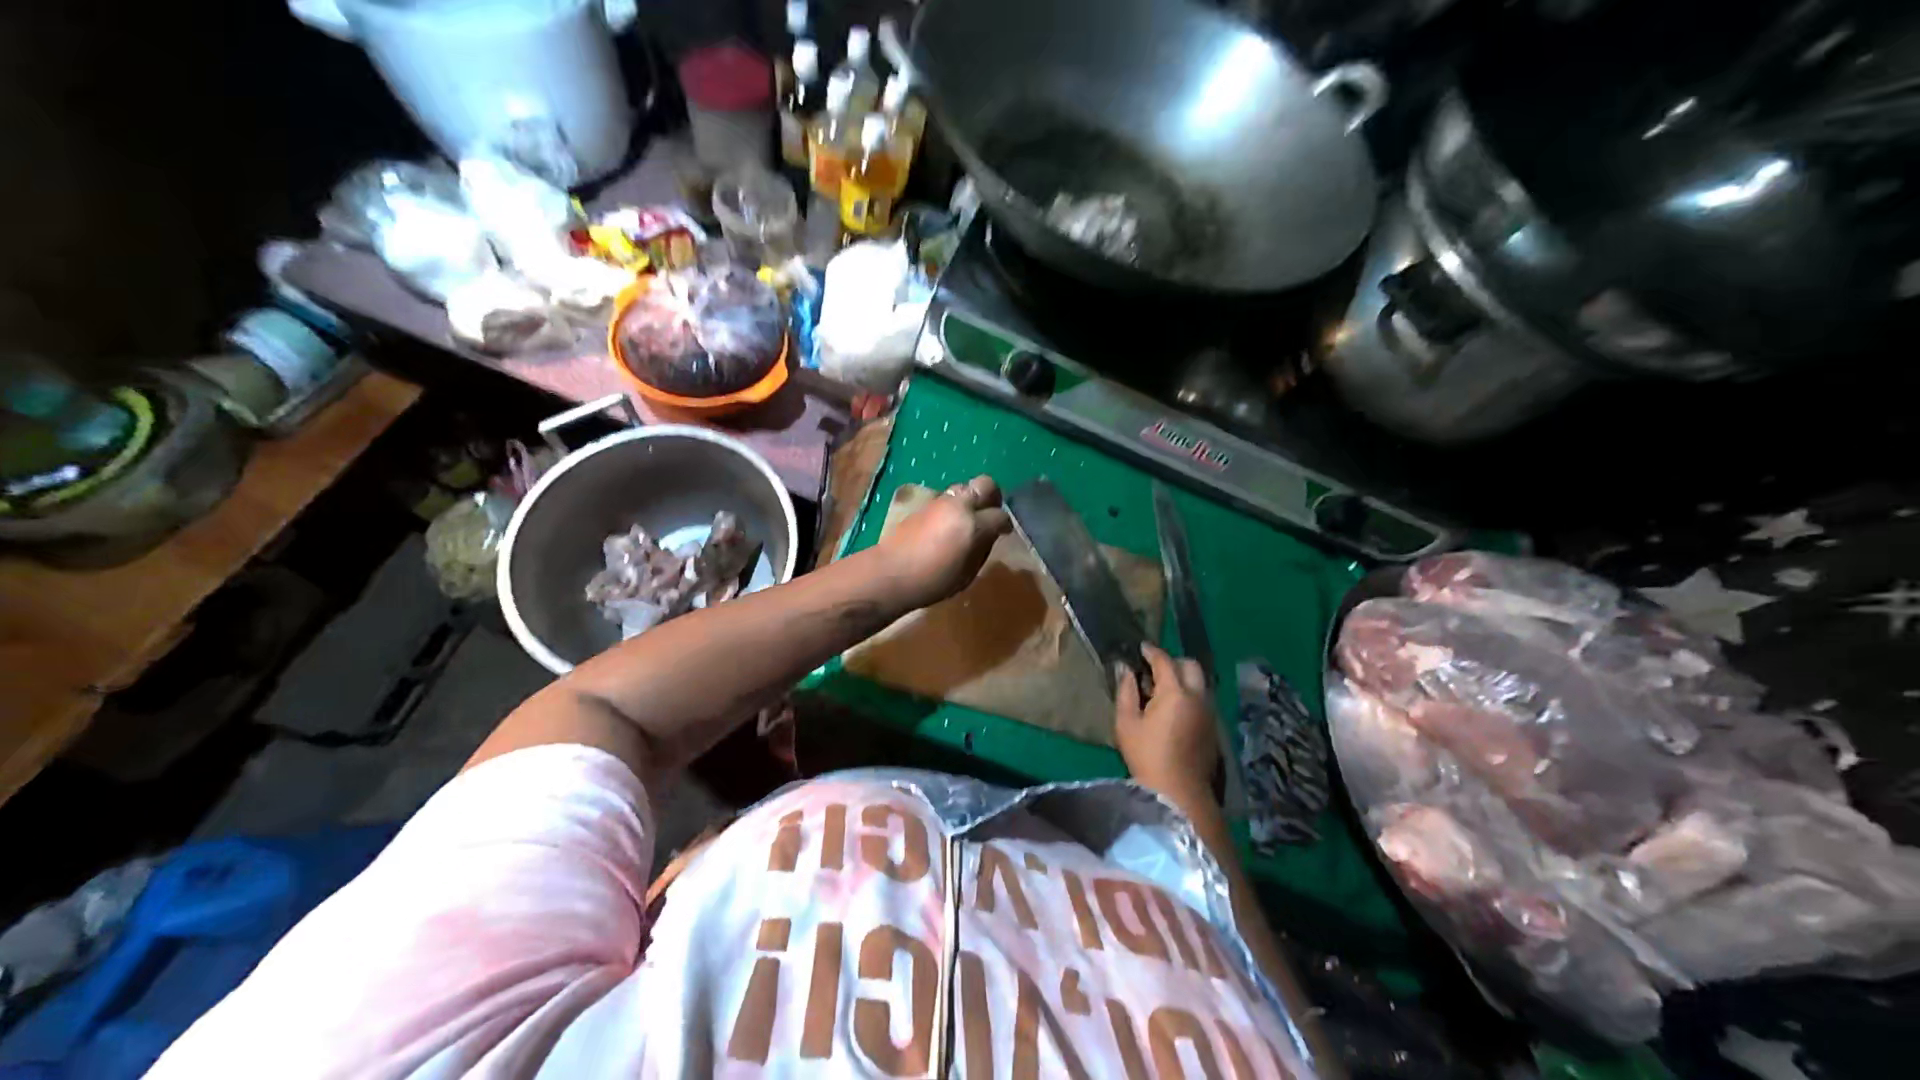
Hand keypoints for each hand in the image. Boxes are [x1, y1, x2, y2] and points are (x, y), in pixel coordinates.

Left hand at [874, 476, 1012, 609]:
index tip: (1004, 532)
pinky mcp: (924, 504)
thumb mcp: (968, 572)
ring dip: (971, 499)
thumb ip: (982, 548)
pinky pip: (948, 498)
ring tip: (968, 519)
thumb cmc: (934, 580)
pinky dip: (954, 506)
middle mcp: (959, 505)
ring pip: (964, 487)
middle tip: (991, 513)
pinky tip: (949, 524)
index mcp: (973, 524)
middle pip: (986, 484)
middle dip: (993, 496)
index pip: (1000, 515)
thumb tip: (989, 535)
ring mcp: (940, 501)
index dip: (1005, 524)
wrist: (891, 572)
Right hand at [1115, 643, 1217, 801]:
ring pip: (1200, 682)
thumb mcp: (1126, 723)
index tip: (1140, 647)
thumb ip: (1126, 691)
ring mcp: (1209, 712)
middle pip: (1190, 665)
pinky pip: (1203, 698)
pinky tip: (1175, 708)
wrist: (1180, 792)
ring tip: (1163, 689)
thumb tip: (1124, 668)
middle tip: (1153, 669)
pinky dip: (1190, 694)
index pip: (1164, 661)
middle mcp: (1198, 696)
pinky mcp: (1214, 726)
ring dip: (1184, 678)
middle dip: (1172, 661)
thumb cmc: (1146, 756)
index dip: (1151, 651)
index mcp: (1175, 692)